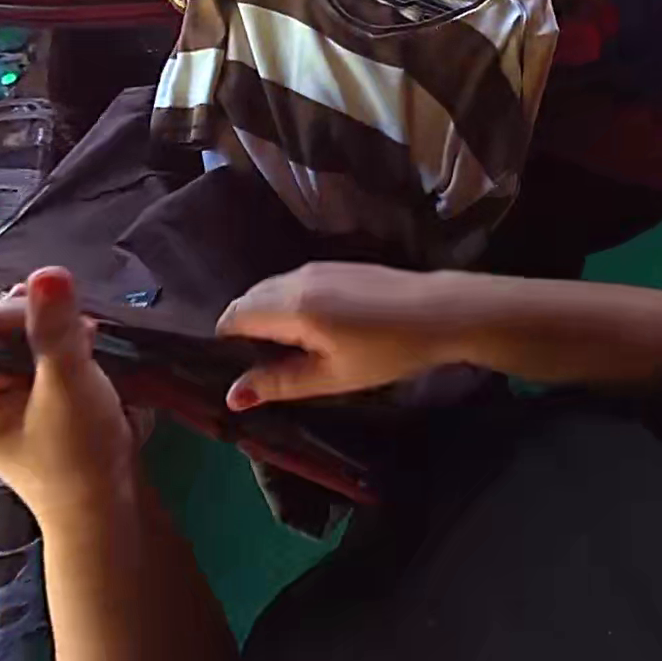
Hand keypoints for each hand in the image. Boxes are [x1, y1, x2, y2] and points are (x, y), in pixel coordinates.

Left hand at [0, 268, 135, 522]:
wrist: (109, 499)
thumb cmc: (77, 453)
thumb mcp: (66, 385)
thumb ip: (55, 328)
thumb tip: (49, 270)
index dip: (18, 314)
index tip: (65, 318)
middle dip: (42, 320)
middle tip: (82, 331)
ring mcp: (2, 389)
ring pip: (24, 331)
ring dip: (60, 327)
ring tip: (90, 338)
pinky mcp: (31, 388)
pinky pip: (41, 345)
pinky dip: (67, 339)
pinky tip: (89, 343)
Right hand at [217, 263, 465, 410]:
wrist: (436, 311)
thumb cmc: (386, 351)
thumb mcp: (332, 376)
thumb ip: (279, 383)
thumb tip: (232, 396)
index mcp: (292, 306)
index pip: (235, 315)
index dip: (225, 342)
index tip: (234, 368)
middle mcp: (297, 278)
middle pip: (249, 298)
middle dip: (242, 328)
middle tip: (257, 365)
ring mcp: (316, 267)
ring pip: (270, 288)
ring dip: (264, 314)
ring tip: (284, 350)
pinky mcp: (333, 264)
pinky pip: (291, 282)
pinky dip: (284, 302)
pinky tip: (308, 327)